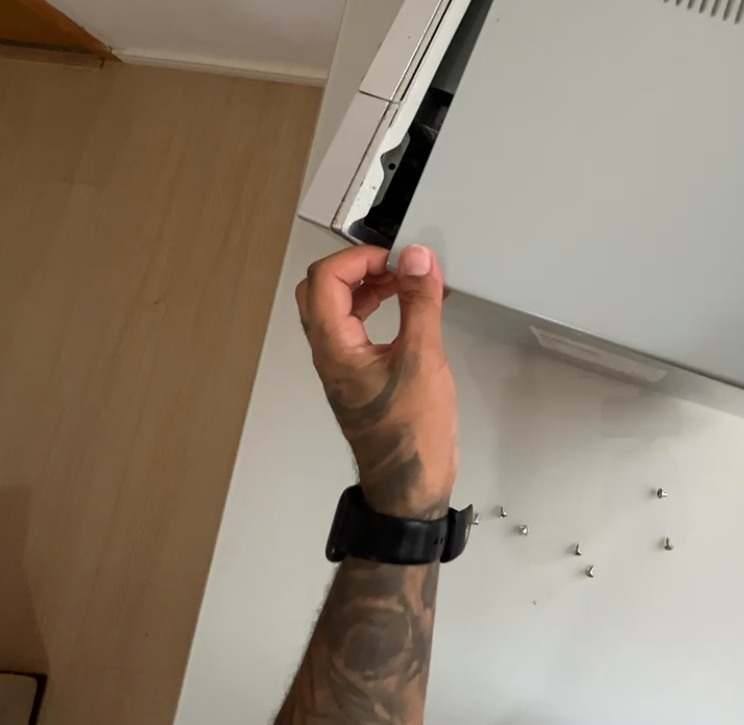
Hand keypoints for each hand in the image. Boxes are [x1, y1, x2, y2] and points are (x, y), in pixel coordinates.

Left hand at [295, 243, 457, 519]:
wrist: (411, 483)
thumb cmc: (410, 434)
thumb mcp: (423, 360)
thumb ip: (420, 304)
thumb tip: (417, 260)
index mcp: (335, 348)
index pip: (324, 280)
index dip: (359, 259)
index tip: (396, 259)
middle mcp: (331, 354)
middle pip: (321, 291)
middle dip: (358, 268)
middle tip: (396, 266)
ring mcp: (344, 365)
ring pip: (336, 308)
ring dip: (367, 286)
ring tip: (405, 282)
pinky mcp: (361, 373)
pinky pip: (356, 326)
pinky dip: (376, 306)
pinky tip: (406, 310)